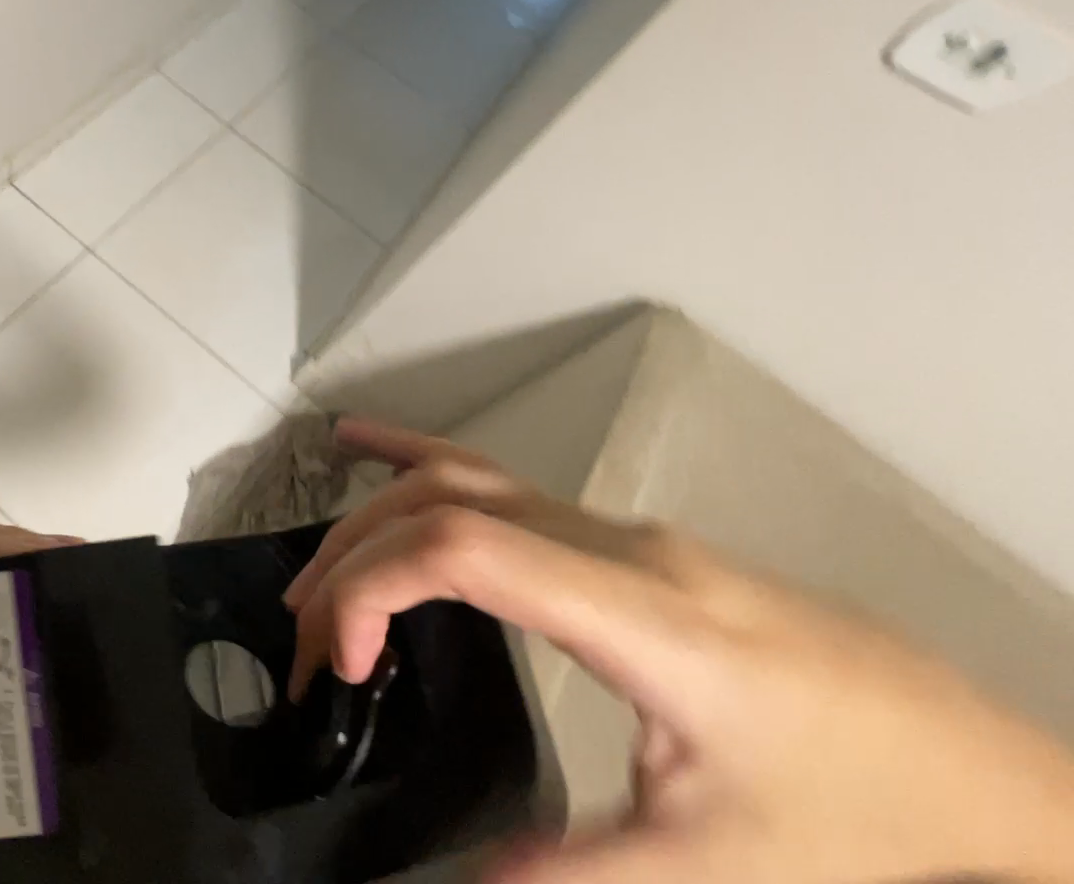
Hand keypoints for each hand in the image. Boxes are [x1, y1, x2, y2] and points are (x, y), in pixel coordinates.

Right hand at [286, 418, 1073, 883]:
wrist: (973, 767)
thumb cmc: (855, 814)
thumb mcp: (718, 868)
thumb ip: (574, 874)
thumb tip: (457, 881)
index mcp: (640, 613)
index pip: (466, 547)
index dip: (374, 584)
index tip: (343, 661)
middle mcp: (616, 544)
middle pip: (444, 504)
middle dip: (352, 561)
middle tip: (308, 639)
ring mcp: (615, 529)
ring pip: (460, 480)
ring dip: (370, 520)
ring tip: (316, 582)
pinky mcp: (614, 536)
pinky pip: (495, 474)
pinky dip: (413, 453)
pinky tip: (362, 440)